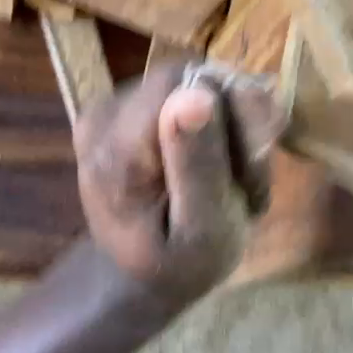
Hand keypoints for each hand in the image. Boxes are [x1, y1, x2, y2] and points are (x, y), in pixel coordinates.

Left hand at [71, 66, 280, 306]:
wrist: (138, 274)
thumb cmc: (178, 266)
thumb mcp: (204, 234)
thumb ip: (199, 164)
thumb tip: (195, 93)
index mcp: (115, 151)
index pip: (190, 84)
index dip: (234, 114)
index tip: (249, 169)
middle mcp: (102, 115)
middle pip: (192, 78)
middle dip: (234, 123)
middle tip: (244, 182)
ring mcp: (108, 105)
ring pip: (193, 82)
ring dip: (226, 127)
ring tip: (227, 180)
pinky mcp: (122, 102)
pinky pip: (182, 90)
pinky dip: (207, 124)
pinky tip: (207, 164)